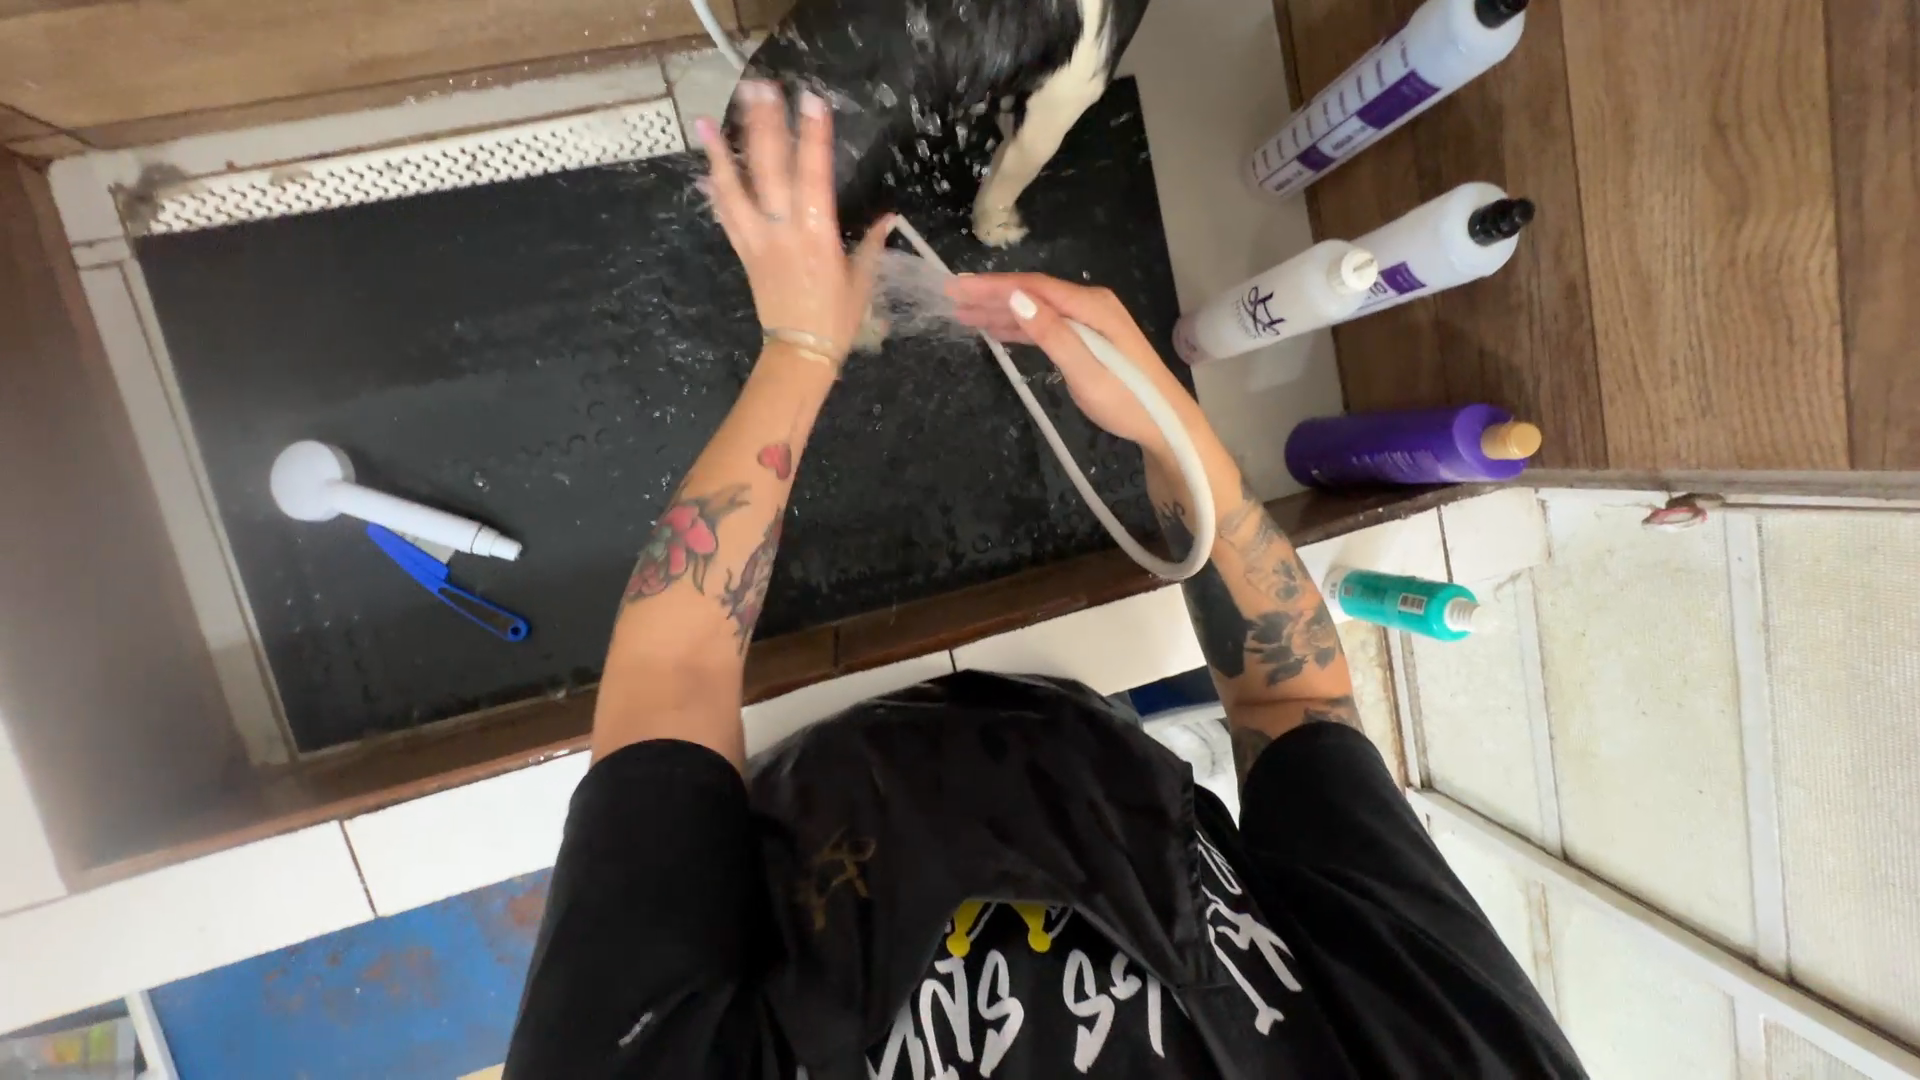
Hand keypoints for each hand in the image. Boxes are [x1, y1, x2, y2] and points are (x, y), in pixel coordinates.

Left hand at [695, 82, 890, 364]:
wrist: (800, 352)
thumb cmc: (837, 319)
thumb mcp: (862, 282)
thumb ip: (872, 245)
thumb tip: (888, 218)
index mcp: (818, 236)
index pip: (814, 176)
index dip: (813, 138)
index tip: (811, 102)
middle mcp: (784, 232)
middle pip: (771, 171)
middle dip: (764, 128)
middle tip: (759, 89)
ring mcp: (759, 241)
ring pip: (738, 190)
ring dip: (724, 154)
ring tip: (710, 120)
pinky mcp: (745, 253)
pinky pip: (727, 218)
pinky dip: (716, 192)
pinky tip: (706, 168)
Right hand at [945, 274, 1202, 460]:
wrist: (1166, 424)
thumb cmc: (1128, 402)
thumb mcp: (1086, 371)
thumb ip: (1052, 334)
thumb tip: (1016, 298)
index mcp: (1090, 307)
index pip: (1032, 287)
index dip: (992, 286)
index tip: (955, 287)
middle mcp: (1090, 305)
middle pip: (1032, 294)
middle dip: (990, 296)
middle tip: (950, 298)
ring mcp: (1090, 322)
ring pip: (1037, 310)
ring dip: (1001, 312)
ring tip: (964, 316)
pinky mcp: (1089, 340)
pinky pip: (1047, 326)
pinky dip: (1020, 327)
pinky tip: (999, 331)